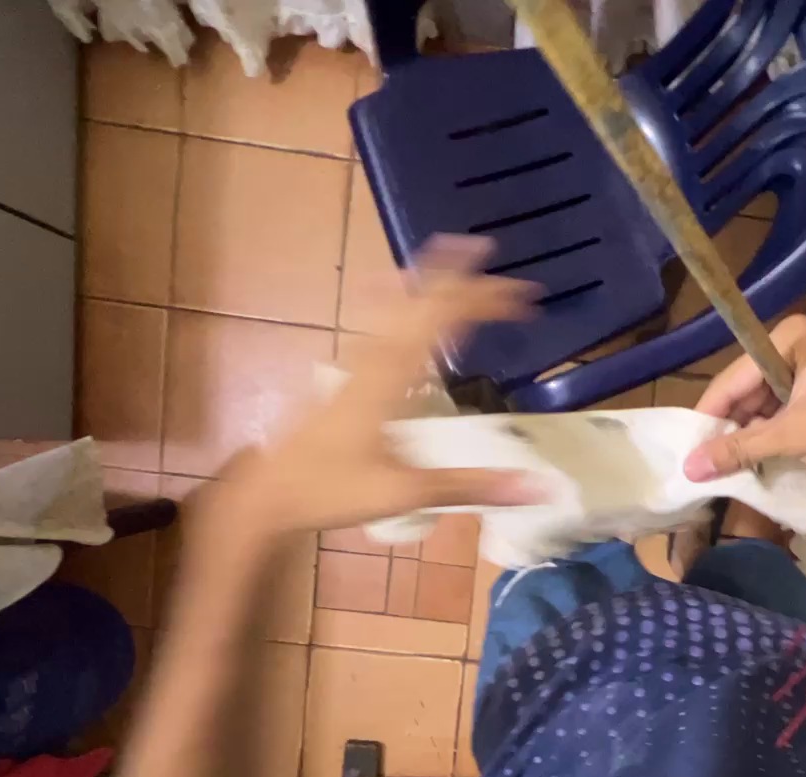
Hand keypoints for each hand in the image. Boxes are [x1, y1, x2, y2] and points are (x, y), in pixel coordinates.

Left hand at [186, 237, 544, 569]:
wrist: (268, 496)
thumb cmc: (332, 489)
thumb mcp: (408, 491)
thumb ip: (473, 486)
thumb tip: (537, 487)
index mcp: (389, 376)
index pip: (442, 319)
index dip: (484, 300)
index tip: (523, 299)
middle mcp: (371, 358)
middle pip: (417, 299)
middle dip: (457, 274)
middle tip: (489, 251)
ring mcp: (354, 364)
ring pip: (393, 304)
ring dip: (425, 277)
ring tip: (449, 252)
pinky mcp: (347, 378)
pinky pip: (378, 322)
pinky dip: (398, 299)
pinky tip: (391, 291)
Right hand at [682, 315, 805, 482]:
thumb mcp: (796, 437)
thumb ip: (740, 449)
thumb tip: (690, 467)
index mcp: (791, 336)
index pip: (734, 377)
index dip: (710, 416)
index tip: (687, 450)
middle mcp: (799, 341)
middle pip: (748, 388)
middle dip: (732, 425)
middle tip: (709, 464)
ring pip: (765, 400)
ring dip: (752, 433)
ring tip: (732, 466)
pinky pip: (785, 406)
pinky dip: (773, 431)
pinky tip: (761, 456)